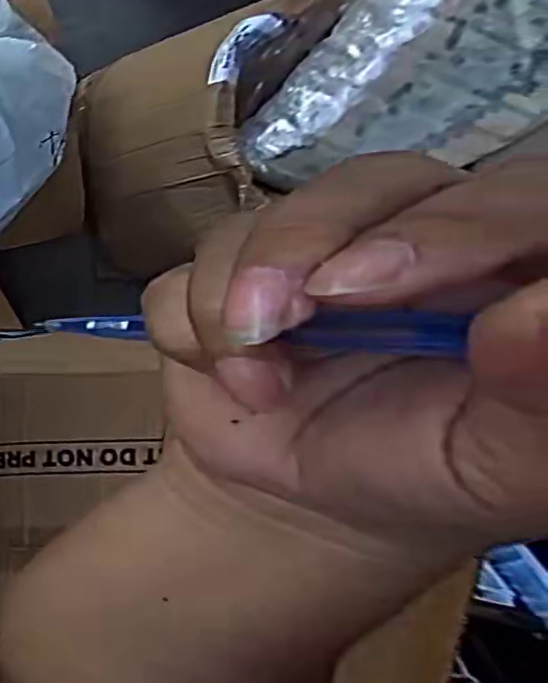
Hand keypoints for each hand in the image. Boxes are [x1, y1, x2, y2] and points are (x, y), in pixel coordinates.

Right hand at [143, 151, 547, 550]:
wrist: (300, 497)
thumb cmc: (424, 474)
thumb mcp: (510, 459)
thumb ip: (545, 390)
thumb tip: (534, 313)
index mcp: (510, 262)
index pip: (500, 197)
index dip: (437, 227)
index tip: (355, 291)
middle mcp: (404, 238)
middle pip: (357, 185)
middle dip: (296, 247)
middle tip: (271, 323)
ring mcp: (293, 259)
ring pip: (242, 229)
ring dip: (222, 304)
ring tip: (253, 382)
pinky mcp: (207, 285)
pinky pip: (172, 281)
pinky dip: (181, 332)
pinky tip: (222, 374)